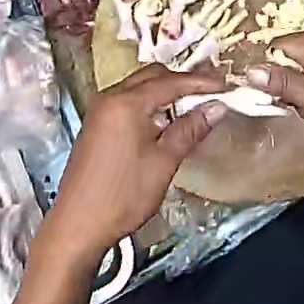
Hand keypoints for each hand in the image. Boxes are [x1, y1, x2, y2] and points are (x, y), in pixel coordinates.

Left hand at [31, 66, 226, 276]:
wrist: (78, 227)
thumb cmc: (124, 194)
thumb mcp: (165, 160)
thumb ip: (191, 128)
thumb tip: (216, 107)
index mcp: (126, 103)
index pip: (171, 82)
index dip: (201, 83)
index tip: (225, 86)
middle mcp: (109, 100)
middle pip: (152, 77)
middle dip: (183, 81)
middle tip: (211, 92)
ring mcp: (100, 113)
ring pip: (139, 88)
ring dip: (166, 92)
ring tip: (194, 105)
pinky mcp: (97, 127)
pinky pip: (129, 102)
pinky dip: (151, 103)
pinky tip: (167, 120)